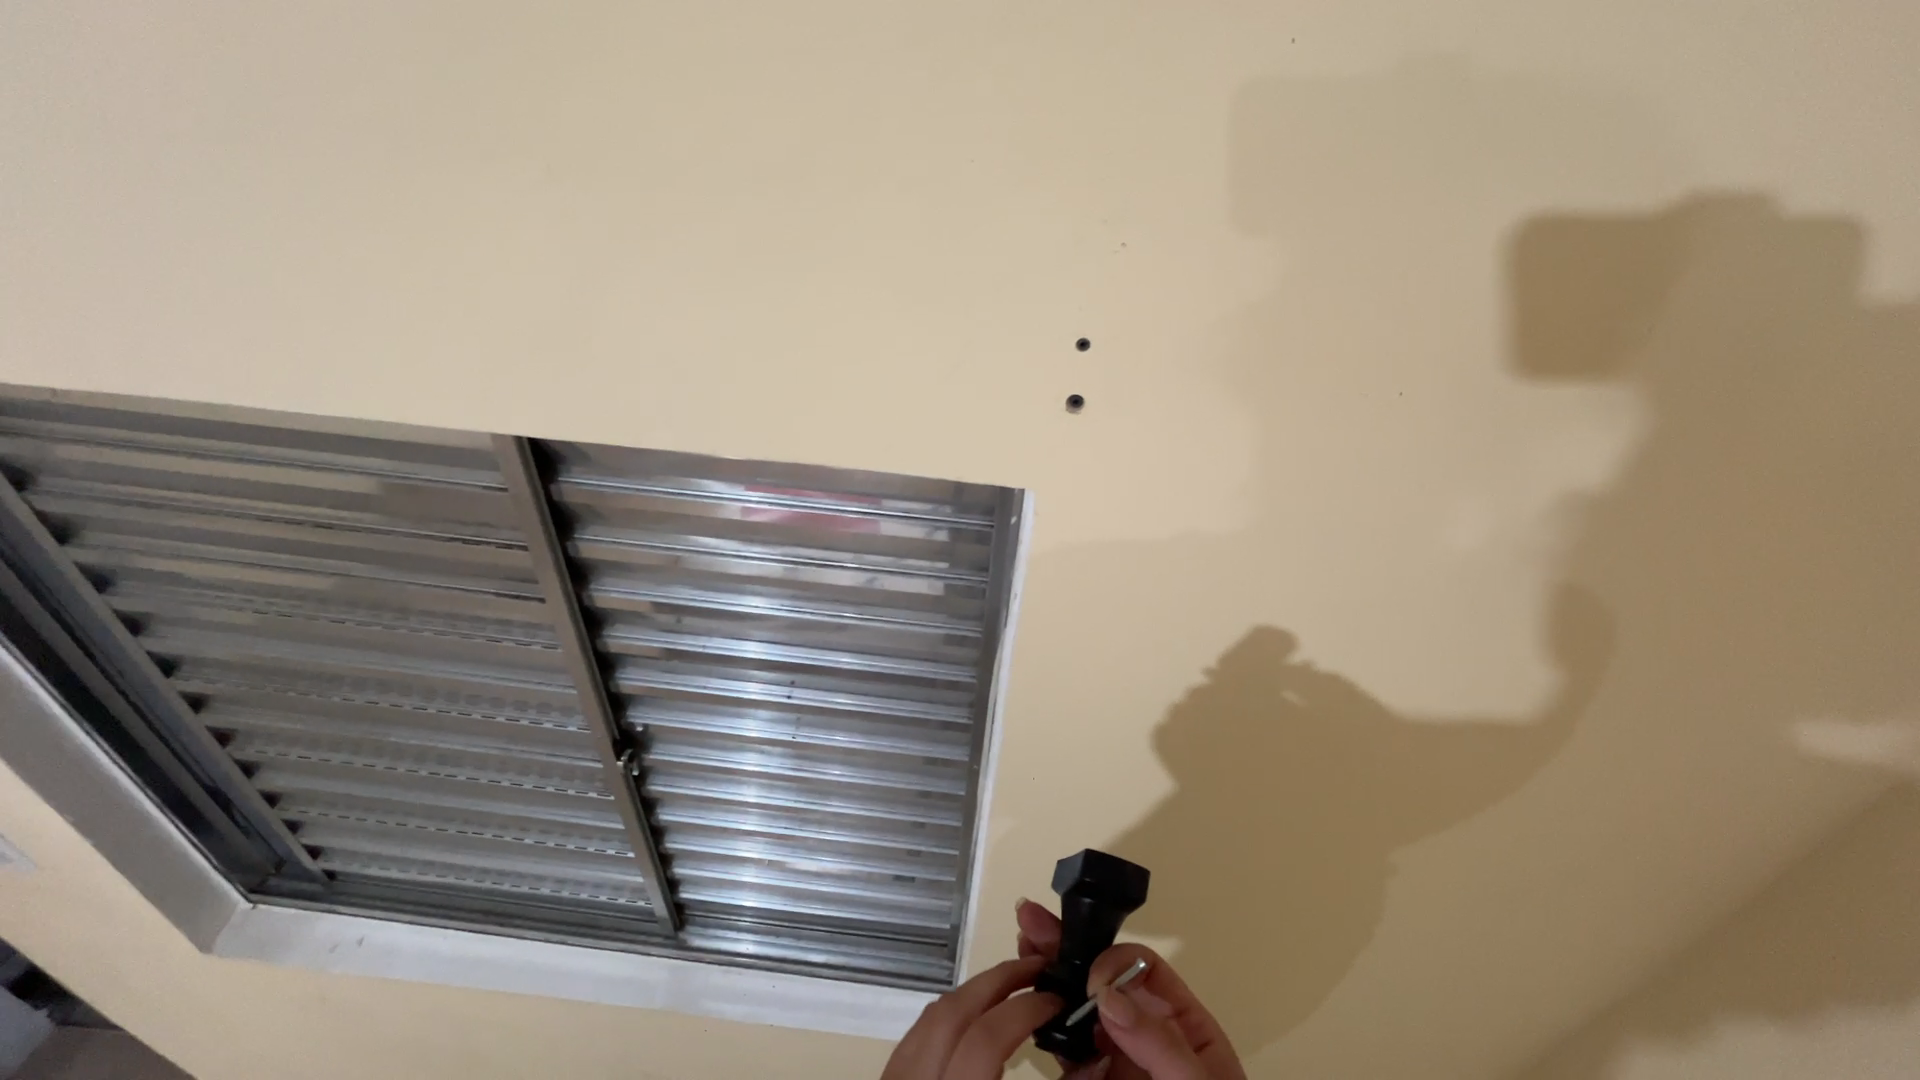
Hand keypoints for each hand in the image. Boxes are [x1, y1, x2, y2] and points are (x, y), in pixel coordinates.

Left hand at [881, 954, 1061, 1078]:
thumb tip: (1093, 1056)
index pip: (985, 1039)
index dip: (1025, 1010)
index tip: (1057, 998)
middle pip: (952, 1012)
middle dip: (999, 980)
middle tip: (1039, 969)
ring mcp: (895, 1077)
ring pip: (932, 1015)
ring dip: (976, 993)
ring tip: (1014, 986)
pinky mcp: (888, 1077)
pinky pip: (918, 1032)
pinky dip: (951, 1014)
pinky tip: (978, 1017)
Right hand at [1018, 900, 1246, 1079]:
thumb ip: (1160, 1043)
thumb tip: (1107, 993)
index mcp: (1181, 1025)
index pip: (1142, 972)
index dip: (1112, 964)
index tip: (1088, 981)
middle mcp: (1144, 1034)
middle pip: (1102, 979)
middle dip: (1067, 945)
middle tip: (1031, 920)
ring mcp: (1116, 1061)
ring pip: (1078, 1008)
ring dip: (1048, 973)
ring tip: (1021, 944)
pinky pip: (1065, 1053)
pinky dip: (1042, 1025)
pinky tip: (1021, 1000)